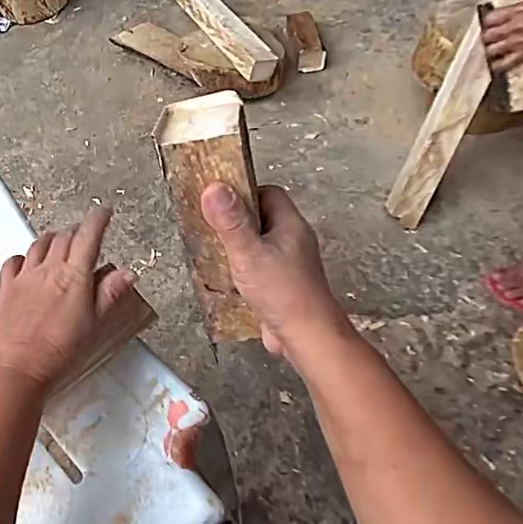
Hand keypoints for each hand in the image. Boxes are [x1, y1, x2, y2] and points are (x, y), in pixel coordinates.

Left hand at [0, 206, 137, 386]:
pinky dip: (24, 256)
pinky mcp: (6, 288)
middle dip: (78, 229)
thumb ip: (110, 293)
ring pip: (39, 244)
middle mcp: (48, 269)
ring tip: (60, 241)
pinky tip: (27, 262)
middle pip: (64, 236)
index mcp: (74, 275)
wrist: (18, 367)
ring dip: (53, 238)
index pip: (88, 235)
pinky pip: (14, 261)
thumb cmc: (57, 349)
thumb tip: (126, 274)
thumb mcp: (95, 322)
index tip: (104, 211)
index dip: (98, 219)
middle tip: (87, 231)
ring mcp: (24, 277)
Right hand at [200, 182, 350, 358]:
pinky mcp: (284, 284)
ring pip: (262, 243)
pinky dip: (247, 270)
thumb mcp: (249, 253)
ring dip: (242, 247)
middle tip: (215, 226)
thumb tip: (216, 188)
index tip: (221, 200)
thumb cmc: (285, 295)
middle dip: (239, 220)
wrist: (306, 335)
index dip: (244, 192)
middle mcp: (294, 240)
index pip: (268, 193)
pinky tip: (232, 279)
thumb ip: (231, 222)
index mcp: (291, 225)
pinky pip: (263, 267)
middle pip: (264, 218)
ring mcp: (291, 262)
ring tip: (219, 253)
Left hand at [480, 0, 522, 68]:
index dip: (486, 20)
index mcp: (517, 9)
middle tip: (487, 35)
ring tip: (490, 48)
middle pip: (488, 35)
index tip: (488, 21)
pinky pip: (506, 64)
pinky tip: (496, 63)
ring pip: (493, 50)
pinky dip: (498, 65)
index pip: (490, 18)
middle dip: (486, 35)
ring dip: (489, 50)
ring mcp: (520, 42)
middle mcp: (515, 27)